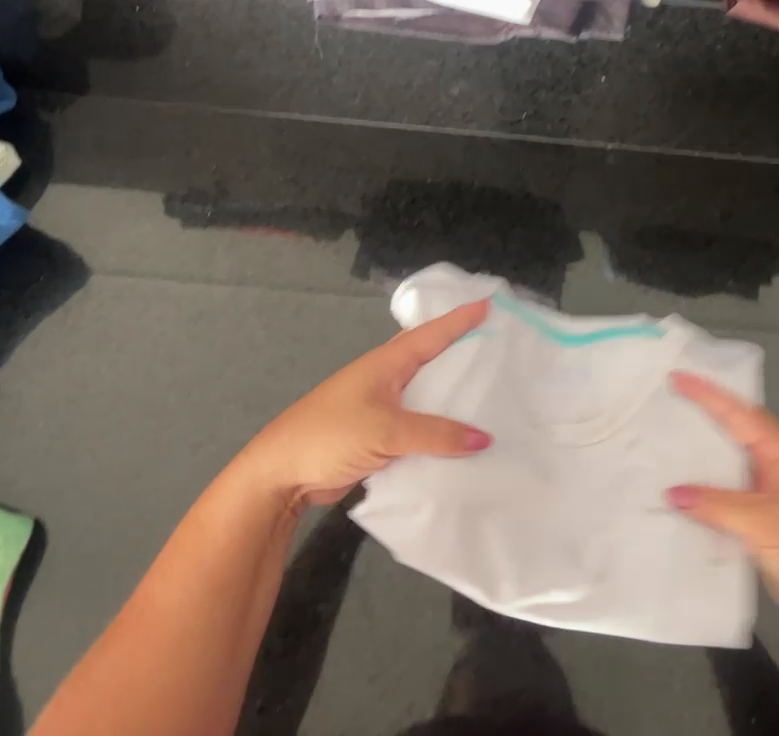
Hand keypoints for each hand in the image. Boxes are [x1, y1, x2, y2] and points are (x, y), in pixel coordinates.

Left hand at [235, 301, 493, 511]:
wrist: (280, 474)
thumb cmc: (329, 435)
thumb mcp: (387, 431)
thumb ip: (436, 434)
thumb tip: (484, 438)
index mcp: (385, 365)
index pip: (430, 335)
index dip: (459, 320)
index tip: (488, 305)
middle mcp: (384, 381)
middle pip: (429, 361)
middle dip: (460, 353)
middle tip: (498, 350)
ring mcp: (379, 409)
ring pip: (425, 398)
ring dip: (452, 398)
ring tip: (491, 397)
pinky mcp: (376, 438)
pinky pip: (418, 429)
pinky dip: (439, 432)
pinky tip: (461, 442)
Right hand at [666, 372, 778, 628]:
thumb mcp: (764, 523)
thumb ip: (716, 505)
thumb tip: (671, 493)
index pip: (741, 414)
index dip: (708, 395)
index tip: (676, 377)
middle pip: (736, 437)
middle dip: (701, 423)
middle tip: (661, 410)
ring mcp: (778, 498)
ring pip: (732, 472)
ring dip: (703, 465)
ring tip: (661, 452)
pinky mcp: (773, 526)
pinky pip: (734, 502)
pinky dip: (710, 498)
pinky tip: (684, 503)